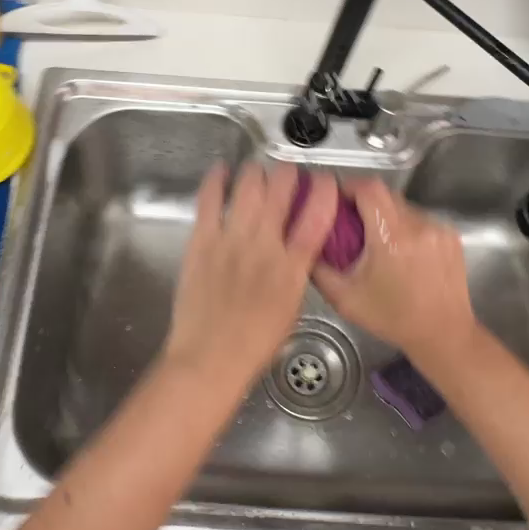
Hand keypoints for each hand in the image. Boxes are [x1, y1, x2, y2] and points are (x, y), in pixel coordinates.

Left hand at [163, 163, 339, 382]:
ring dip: (256, 174)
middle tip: (288, 172)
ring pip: (248, 188)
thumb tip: (293, 251)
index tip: (326, 181)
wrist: (210, 358)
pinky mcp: (202, 241)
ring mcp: (231, 240)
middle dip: (288, 174)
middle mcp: (264, 246)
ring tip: (258, 171)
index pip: (318, 217)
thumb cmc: (254, 344)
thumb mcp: (291, 308)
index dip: (325, 192)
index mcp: (292, 268)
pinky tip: (221, 170)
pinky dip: (216, 181)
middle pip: (281, 192)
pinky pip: (209, 200)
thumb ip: (294, 273)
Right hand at [314, 178, 478, 361]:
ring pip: (402, 206)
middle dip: (364, 202)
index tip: (336, 199)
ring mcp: (438, 228)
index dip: (349, 186)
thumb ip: (319, 268)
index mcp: (391, 238)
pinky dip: (404, 227)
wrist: (442, 333)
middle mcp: (418, 226)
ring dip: (385, 216)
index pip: (369, 188)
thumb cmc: (392, 318)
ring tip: (376, 242)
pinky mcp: (450, 235)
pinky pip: (419, 219)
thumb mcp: (345, 299)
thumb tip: (306, 241)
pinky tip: (400, 252)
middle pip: (385, 194)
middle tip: (350, 223)